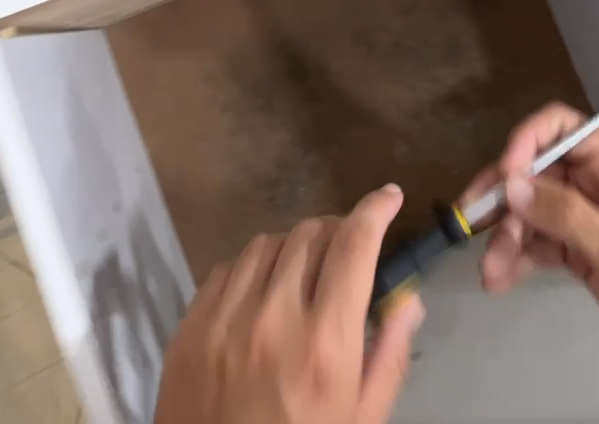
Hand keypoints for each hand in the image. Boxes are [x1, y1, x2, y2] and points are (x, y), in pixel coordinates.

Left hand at [154, 184, 426, 423]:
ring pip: (268, 242)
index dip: (375, 210)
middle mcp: (273, 318)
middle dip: (337, 233)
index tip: (389, 197)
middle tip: (346, 254)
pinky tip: (262, 294)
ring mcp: (224, 318)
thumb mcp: (360, 419)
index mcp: (324, 345)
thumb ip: (388, 355)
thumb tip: (407, 298)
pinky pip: (228, 266)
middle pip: (311, 233)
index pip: (354, 246)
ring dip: (295, 248)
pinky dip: (253, 269)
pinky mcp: (191, 325)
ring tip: (303, 275)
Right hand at [459, 103, 598, 389]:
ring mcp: (585, 217)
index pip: (559, 128)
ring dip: (505, 235)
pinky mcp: (579, 250)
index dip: (526, 143)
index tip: (504, 177)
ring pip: (529, 210)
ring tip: (489, 271)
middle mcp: (594, 183)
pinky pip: (537, 241)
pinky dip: (516, 256)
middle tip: (468, 219)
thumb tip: (511, 184)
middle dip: (503, 196)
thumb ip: (562, 214)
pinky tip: (500, 278)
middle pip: (534, 171)